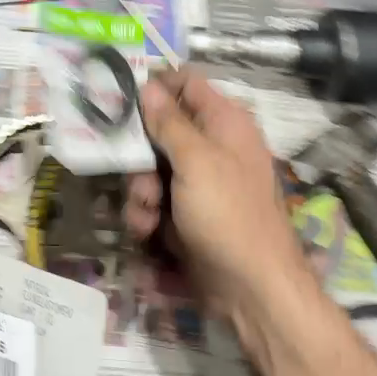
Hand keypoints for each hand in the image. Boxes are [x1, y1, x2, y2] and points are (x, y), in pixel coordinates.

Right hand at [126, 67, 304, 318]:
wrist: (254, 293)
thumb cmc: (229, 215)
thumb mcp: (196, 161)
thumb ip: (168, 122)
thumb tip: (148, 85)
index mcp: (224, 122)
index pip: (185, 83)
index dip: (155, 87)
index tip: (122, 100)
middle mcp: (213, 146)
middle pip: (160, 130)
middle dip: (141, 156)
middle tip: (139, 177)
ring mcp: (201, 182)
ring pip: (153, 168)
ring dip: (141, 191)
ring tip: (147, 216)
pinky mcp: (190, 214)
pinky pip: (158, 200)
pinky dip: (149, 215)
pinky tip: (148, 232)